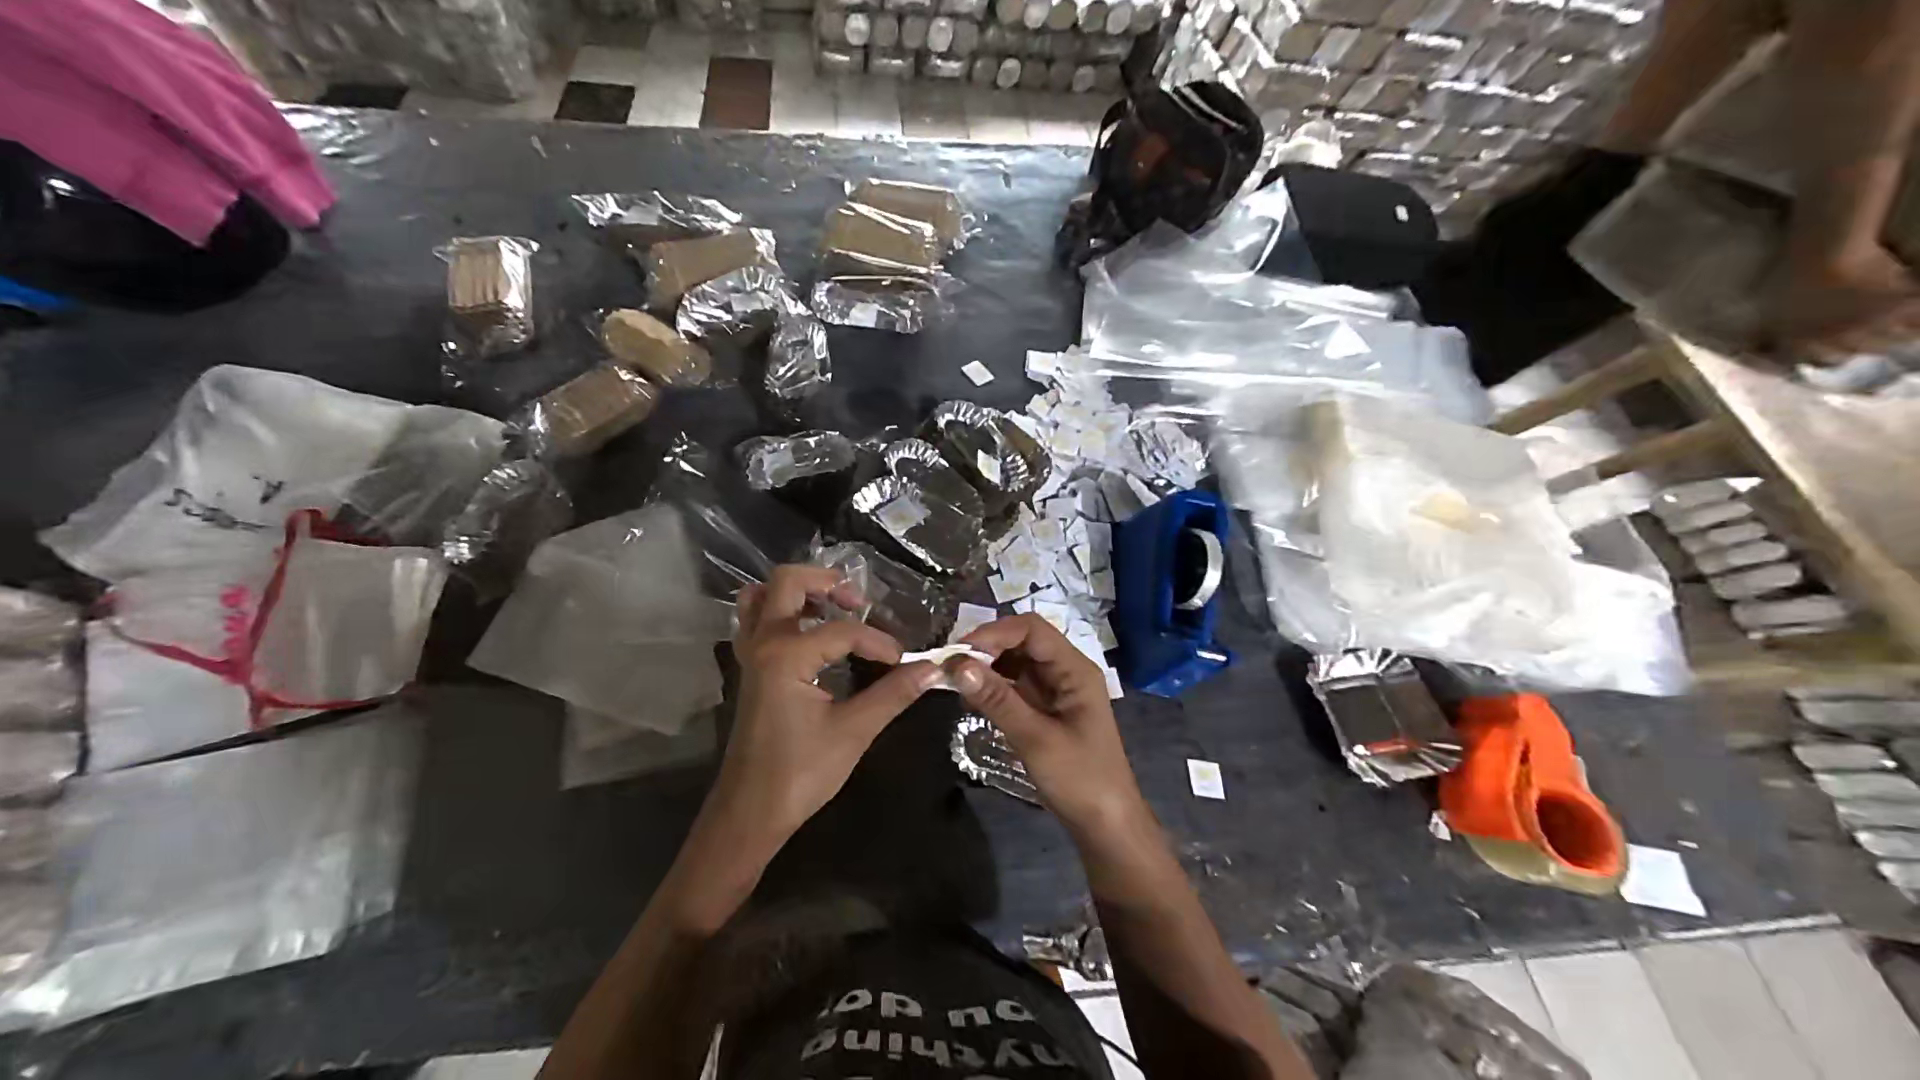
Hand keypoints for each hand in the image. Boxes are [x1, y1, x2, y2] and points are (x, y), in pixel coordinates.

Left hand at [711, 565, 939, 848]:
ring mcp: (750, 655)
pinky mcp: (750, 670)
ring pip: (764, 597)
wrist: (751, 811)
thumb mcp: (853, 731)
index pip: (843, 630)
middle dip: (827, 582)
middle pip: (788, 581)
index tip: (901, 662)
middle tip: (860, 603)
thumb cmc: (800, 773)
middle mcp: (763, 643)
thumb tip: (933, 670)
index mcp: (786, 655)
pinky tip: (811, 633)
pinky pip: (757, 621)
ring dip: (799, 592)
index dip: (877, 642)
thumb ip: (893, 694)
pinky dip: (782, 613)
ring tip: (833, 608)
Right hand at [947, 614, 1148, 836]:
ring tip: (954, 683)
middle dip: (986, 649)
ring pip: (1015, 662)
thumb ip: (997, 700)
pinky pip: (1014, 685)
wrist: (1106, 824)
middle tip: (949, 667)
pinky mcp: (1045, 708)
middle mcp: (1066, 671)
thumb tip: (957, 665)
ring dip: (985, 668)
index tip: (959, 652)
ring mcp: (1056, 690)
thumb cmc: (1080, 779)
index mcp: (1075, 669)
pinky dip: (992, 687)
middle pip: (1022, 641)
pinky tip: (971, 700)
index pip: (1031, 629)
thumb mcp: (1035, 739)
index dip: (994, 633)